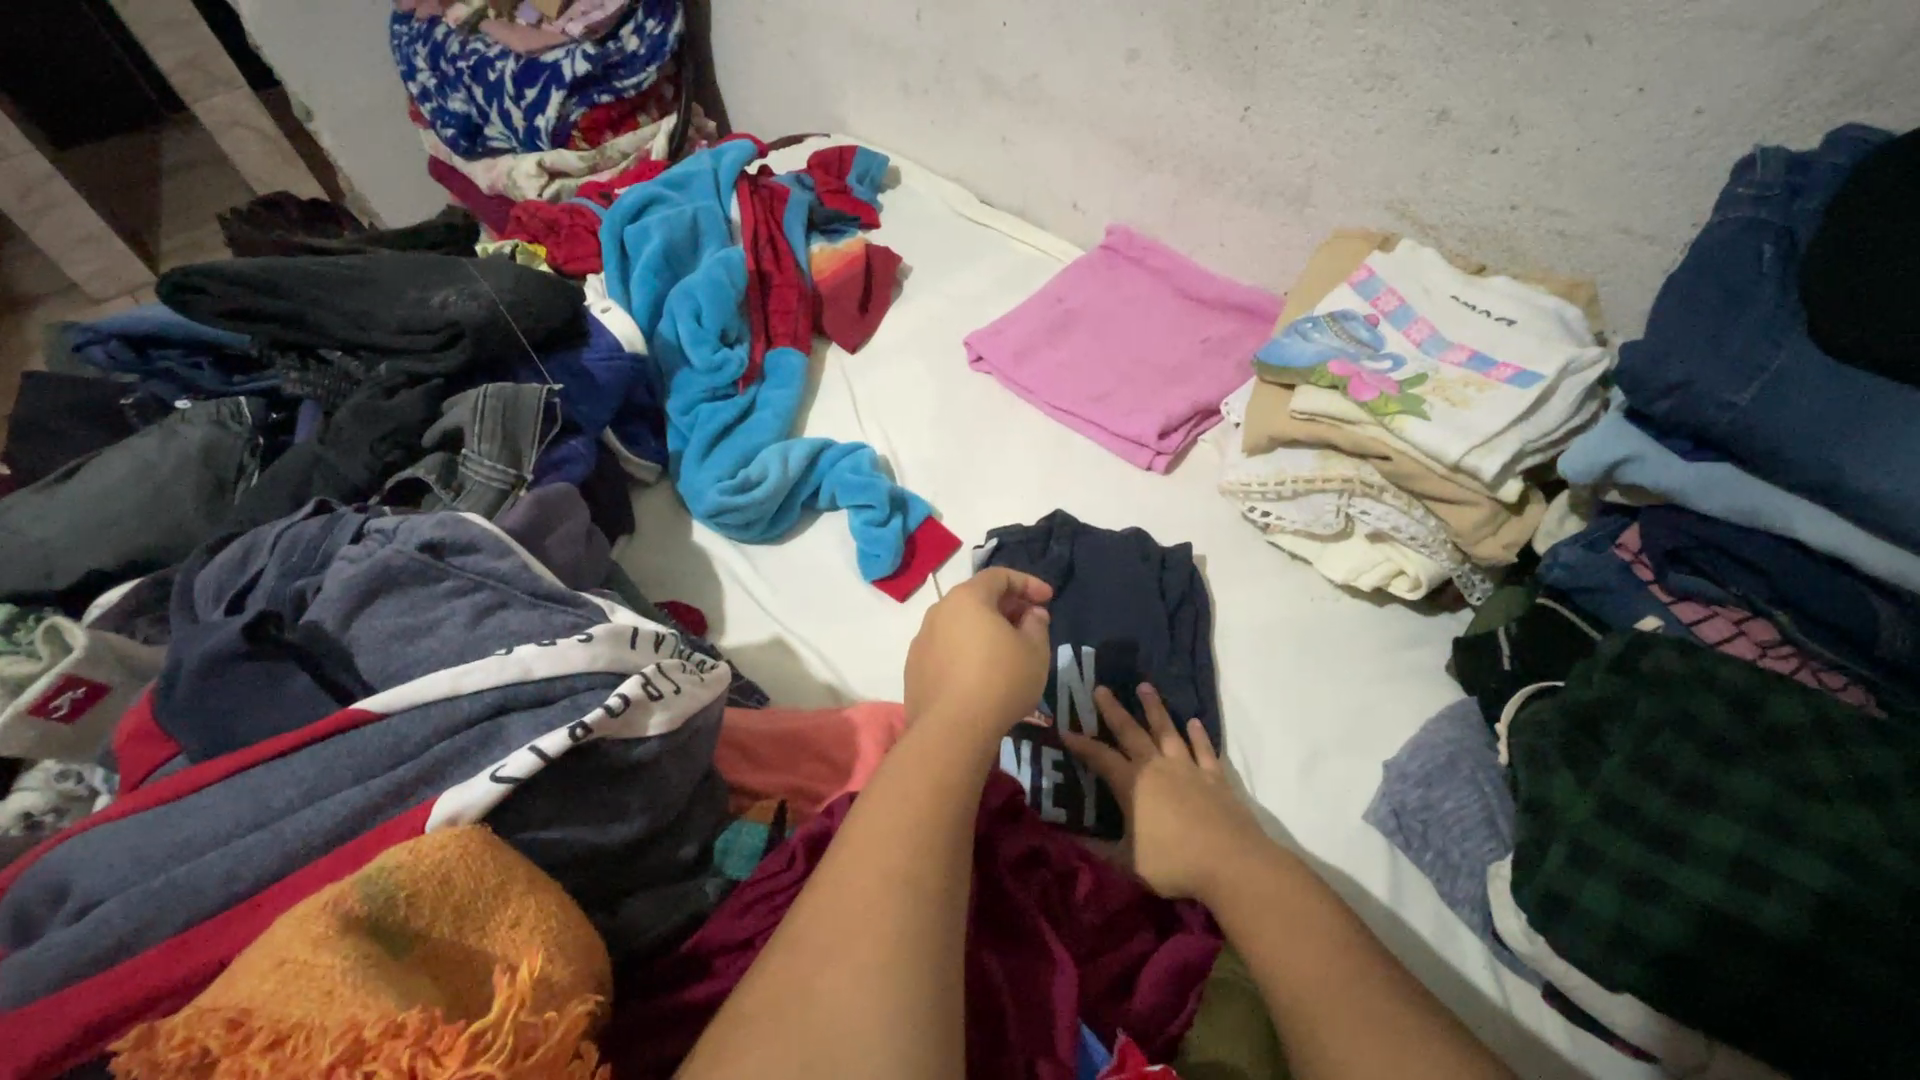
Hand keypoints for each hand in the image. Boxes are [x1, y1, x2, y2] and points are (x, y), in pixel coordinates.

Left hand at [904, 568, 1053, 737]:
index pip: (998, 576)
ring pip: (959, 625)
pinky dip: (965, 652)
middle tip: (1029, 624)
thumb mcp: (1035, 652)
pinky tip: (980, 675)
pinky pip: (946, 649)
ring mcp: (922, 640)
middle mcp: (939, 612)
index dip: (1027, 583)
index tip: (1047, 599)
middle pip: (976, 598)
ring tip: (1006, 651)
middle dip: (1006, 606)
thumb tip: (1031, 614)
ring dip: (984, 630)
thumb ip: (1037, 625)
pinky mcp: (914, 668)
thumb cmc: (1001, 681)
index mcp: (967, 598)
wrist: (951, 730)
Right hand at [1061, 684, 1267, 901]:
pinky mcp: (1216, 778)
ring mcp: (1189, 769)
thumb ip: (1099, 850)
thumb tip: (1071, 840)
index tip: (1065, 730)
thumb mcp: (1127, 862)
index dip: (1081, 745)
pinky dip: (1198, 735)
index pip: (1100, 758)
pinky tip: (1194, 723)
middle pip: (1131, 732)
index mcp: (1132, 786)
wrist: (1232, 863)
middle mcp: (1158, 768)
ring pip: (1167, 731)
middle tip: (1101, 688)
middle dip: (1114, 710)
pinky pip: (1204, 750)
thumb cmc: (1174, 864)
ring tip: (1145, 687)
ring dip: (1155, 709)